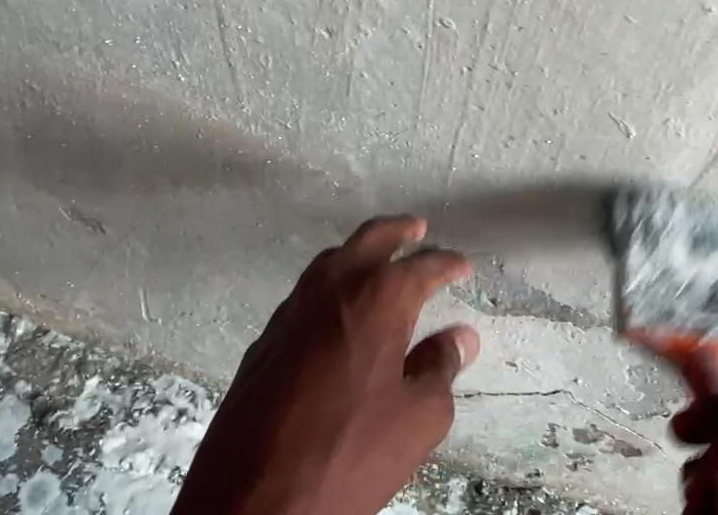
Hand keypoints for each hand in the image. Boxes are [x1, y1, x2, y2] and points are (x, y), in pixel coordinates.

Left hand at [173, 215, 479, 514]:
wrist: (253, 496)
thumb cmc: (348, 451)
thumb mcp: (417, 419)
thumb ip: (441, 368)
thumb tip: (460, 337)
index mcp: (377, 298)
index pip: (422, 266)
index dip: (447, 263)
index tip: (463, 265)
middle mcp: (333, 288)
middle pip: (369, 238)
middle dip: (398, 230)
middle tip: (417, 228)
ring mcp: (292, 309)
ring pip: (331, 260)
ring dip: (359, 252)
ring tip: (378, 261)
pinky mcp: (266, 338)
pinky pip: (307, 293)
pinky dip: (331, 285)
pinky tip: (338, 310)